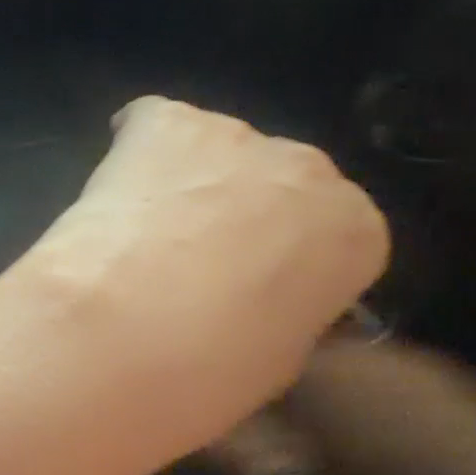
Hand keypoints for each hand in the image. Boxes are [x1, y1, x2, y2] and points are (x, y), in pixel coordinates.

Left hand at [21, 96, 389, 448]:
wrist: (135, 316)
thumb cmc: (221, 358)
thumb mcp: (288, 348)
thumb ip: (290, 299)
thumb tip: (259, 295)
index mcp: (357, 228)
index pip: (334, 228)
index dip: (289, 253)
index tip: (255, 279)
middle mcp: (306, 165)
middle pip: (277, 176)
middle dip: (244, 204)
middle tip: (198, 252)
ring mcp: (232, 131)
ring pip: (214, 146)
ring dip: (190, 175)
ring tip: (147, 225)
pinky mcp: (165, 116)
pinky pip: (152, 121)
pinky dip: (136, 146)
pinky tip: (118, 186)